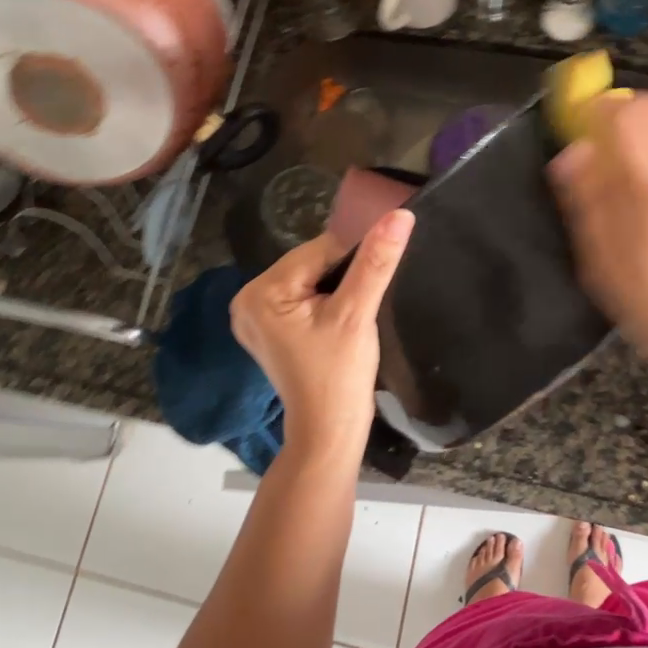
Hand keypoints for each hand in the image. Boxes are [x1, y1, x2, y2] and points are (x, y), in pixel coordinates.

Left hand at [230, 210, 414, 458]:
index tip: (377, 276)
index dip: (354, 258)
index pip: (319, 250)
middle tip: (363, 304)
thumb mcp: (358, 314)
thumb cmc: (340, 375)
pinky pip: (302, 297)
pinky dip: (325, 302)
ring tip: (353, 314)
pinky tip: (338, 322)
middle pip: (311, 263)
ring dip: (336, 288)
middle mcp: (247, 299)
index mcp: (260, 291)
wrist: (329, 432)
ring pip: (310, 279)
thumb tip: (400, 215)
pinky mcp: (268, 330)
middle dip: (342, 275)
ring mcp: (254, 316)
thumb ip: (375, 262)